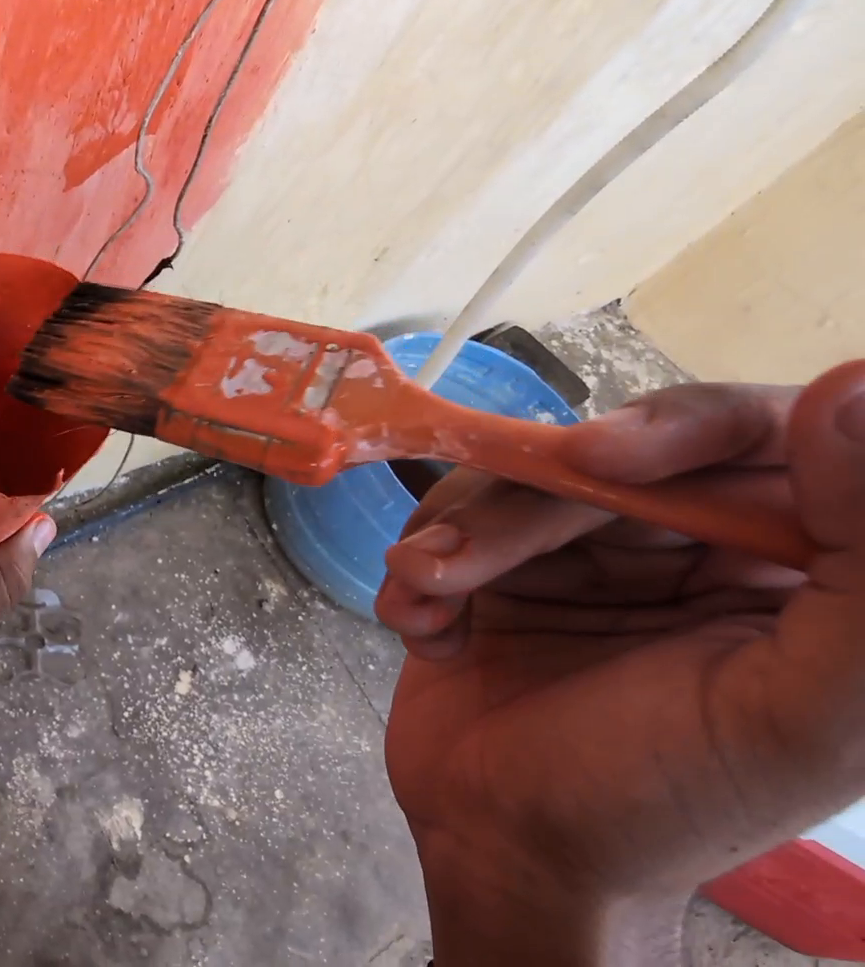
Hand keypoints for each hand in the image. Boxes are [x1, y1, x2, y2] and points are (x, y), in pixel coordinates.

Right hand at [375, 362, 864, 965]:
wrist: (505, 846)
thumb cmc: (661, 798)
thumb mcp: (800, 708)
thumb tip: (858, 389)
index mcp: (787, 569)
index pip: (755, 445)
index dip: (676, 430)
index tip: (597, 458)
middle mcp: (680, 546)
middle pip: (596, 463)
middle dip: (516, 512)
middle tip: (454, 563)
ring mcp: (573, 554)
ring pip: (502, 488)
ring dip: (451, 543)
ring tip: (425, 601)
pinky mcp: (486, 569)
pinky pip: (440, 525)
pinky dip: (417, 571)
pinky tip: (415, 625)